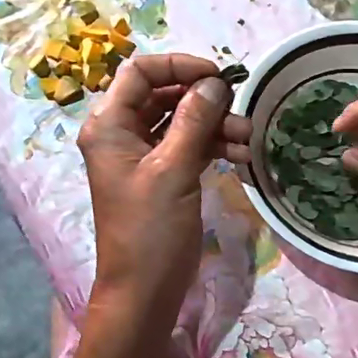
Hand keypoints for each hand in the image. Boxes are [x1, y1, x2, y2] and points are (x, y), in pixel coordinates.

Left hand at [78, 54, 251, 325]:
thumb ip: (194, 121)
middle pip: (164, 95)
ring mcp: (142, 156)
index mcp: (109, 125)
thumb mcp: (173, 170)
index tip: (217, 76)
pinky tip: (241, 154)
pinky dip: (212, 145)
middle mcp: (122, 134)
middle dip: (204, 100)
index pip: (139, 72)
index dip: (178, 66)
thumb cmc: (150, 230)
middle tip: (240, 110)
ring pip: (181, 122)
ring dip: (215, 124)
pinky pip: (188, 146)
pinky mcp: (162, 175)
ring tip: (248, 138)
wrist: (143, 291)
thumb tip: (215, 83)